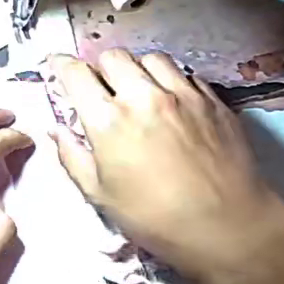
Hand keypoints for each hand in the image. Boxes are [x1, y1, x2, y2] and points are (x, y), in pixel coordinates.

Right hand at [46, 50, 283, 283]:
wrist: (228, 227)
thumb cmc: (156, 219)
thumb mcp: (101, 197)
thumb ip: (73, 156)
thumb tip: (56, 129)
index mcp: (109, 120)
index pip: (76, 74)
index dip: (61, 66)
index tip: (58, 67)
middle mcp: (144, 96)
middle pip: (113, 57)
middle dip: (101, 69)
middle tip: (103, 90)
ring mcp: (183, 94)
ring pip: (151, 58)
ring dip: (138, 71)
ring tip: (140, 92)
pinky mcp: (212, 99)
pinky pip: (185, 75)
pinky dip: (171, 82)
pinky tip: (172, 105)